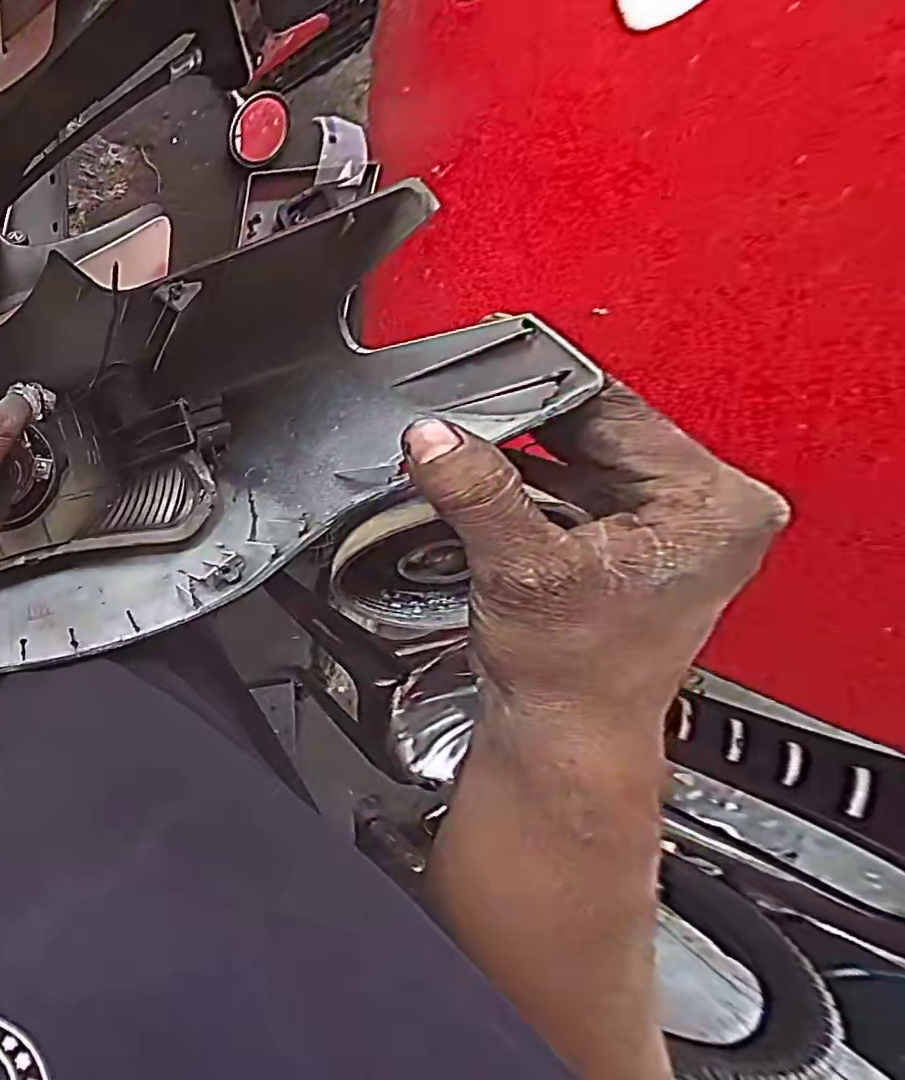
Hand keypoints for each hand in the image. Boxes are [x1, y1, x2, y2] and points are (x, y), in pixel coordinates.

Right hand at [402, 382, 789, 759]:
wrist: (561, 722)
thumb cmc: (574, 668)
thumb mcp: (520, 568)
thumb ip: (476, 493)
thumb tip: (433, 437)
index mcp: (709, 503)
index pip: (615, 410)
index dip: (536, 398)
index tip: (475, 393)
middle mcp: (695, 507)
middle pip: (590, 432)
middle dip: (516, 431)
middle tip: (456, 430)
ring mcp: (654, 524)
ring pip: (569, 459)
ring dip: (509, 459)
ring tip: (460, 461)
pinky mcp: (613, 540)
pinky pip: (559, 487)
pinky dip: (513, 485)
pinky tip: (478, 491)